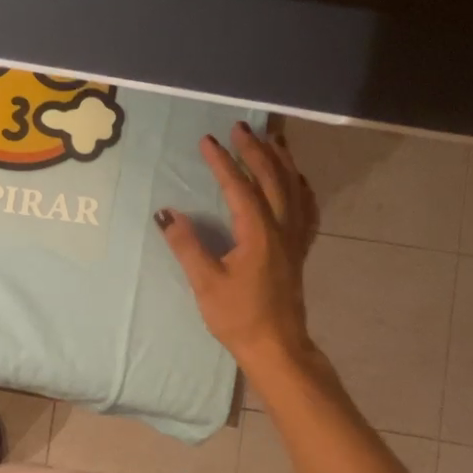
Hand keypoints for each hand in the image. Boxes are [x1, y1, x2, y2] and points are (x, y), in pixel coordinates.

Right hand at [156, 123, 318, 368]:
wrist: (276, 345)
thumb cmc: (238, 316)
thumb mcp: (205, 282)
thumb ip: (187, 245)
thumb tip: (166, 214)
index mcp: (259, 234)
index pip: (240, 188)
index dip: (223, 162)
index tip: (207, 141)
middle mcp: (283, 229)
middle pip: (273, 179)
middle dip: (257, 150)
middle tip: (241, 127)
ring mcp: (296, 239)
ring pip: (294, 188)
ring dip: (282, 160)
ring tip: (272, 139)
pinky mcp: (299, 249)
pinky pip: (306, 207)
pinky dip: (300, 186)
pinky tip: (295, 179)